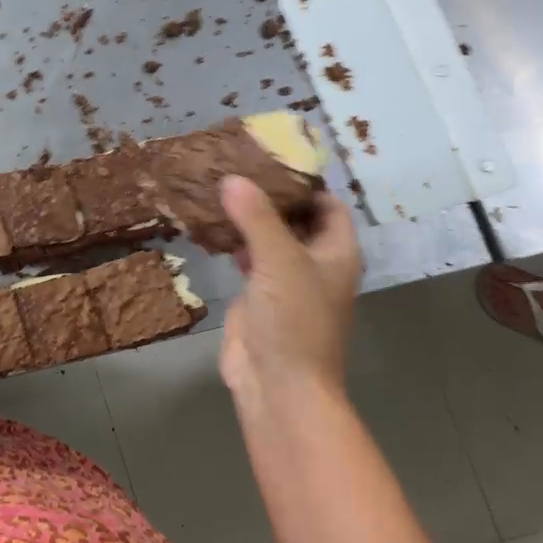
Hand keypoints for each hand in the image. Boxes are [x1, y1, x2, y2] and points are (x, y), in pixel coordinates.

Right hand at [217, 176, 362, 417]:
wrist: (278, 381)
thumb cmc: (294, 321)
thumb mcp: (279, 262)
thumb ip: (256, 219)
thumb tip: (233, 178)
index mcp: (336, 252)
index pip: (326, 205)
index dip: (303, 183)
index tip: (267, 161)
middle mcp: (313, 262)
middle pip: (293, 219)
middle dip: (267, 197)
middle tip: (230, 170)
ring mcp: (283, 280)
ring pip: (266, 238)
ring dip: (245, 219)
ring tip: (213, 191)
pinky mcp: (256, 296)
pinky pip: (244, 259)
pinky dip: (229, 242)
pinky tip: (206, 229)